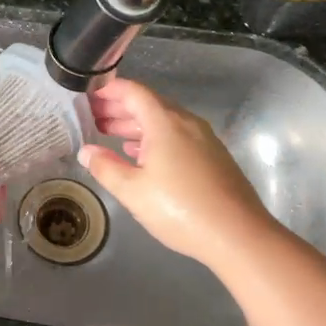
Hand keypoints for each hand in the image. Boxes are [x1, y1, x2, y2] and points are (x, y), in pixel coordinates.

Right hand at [77, 78, 276, 267]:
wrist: (238, 235)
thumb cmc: (180, 209)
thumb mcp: (133, 191)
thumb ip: (105, 168)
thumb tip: (87, 151)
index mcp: (165, 123)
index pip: (134, 92)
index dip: (110, 90)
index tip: (89, 95)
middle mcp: (187, 123)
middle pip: (150, 104)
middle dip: (120, 107)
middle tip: (94, 117)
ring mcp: (204, 140)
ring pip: (165, 121)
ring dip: (136, 124)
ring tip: (111, 134)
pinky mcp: (214, 157)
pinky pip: (178, 136)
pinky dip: (154, 137)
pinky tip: (142, 156)